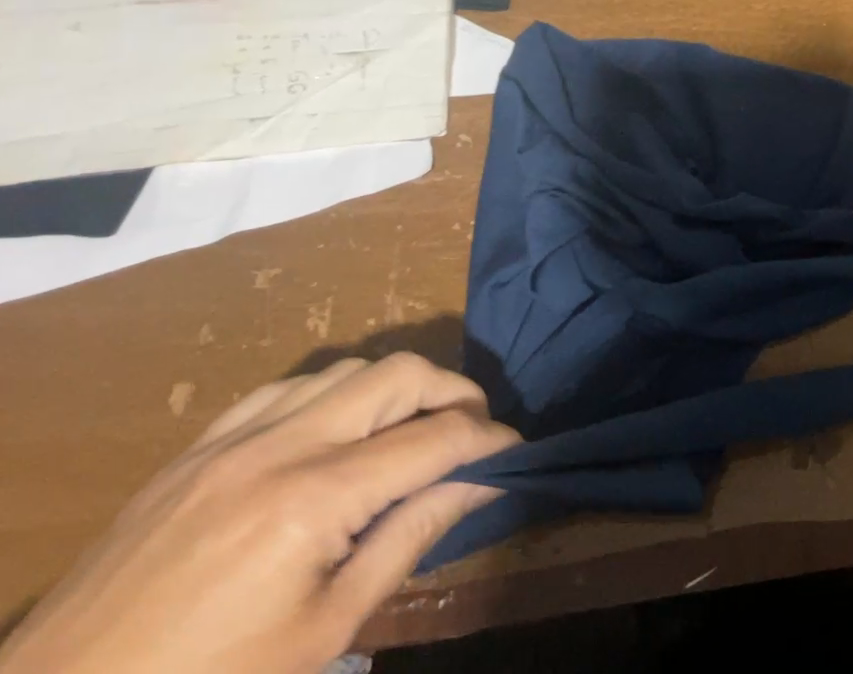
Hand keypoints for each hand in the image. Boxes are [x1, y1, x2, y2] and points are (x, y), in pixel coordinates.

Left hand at [0, 354, 518, 673]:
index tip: (516, 452)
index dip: (493, 440)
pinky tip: (338, 433)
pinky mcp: (195, 447)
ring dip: (396, 390)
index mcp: (315, 499)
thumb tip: (485, 482)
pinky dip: (334, 395)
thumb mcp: (330, 623)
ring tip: (411, 431)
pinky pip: (286, 387)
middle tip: (472, 434)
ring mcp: (230, 440)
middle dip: (456, 393)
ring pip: (347, 368)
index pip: (439, 437)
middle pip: (399, 375)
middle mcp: (278, 447)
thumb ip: (413, 536)